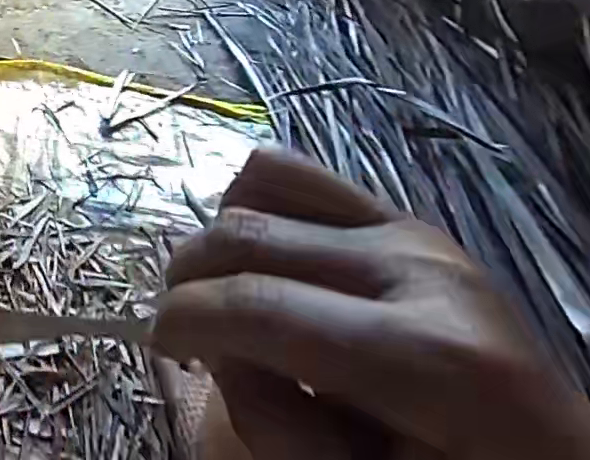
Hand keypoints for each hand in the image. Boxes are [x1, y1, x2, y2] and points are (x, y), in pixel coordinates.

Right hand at [156, 149, 589, 459]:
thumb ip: (272, 417)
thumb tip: (211, 346)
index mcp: (432, 358)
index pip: (261, 307)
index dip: (188, 320)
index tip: (157, 345)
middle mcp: (418, 266)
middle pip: (249, 235)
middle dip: (188, 277)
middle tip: (178, 327)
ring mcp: (412, 228)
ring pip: (261, 183)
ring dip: (218, 236)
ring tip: (220, 293)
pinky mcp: (403, 217)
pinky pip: (297, 173)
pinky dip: (251, 200)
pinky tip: (259, 255)